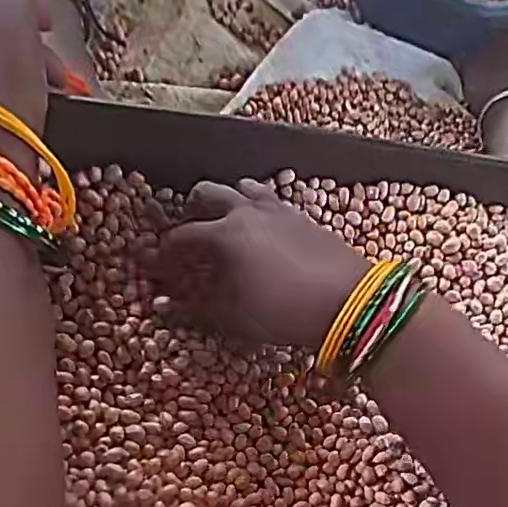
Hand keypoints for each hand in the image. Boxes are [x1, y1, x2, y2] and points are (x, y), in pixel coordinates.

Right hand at [156, 180, 369, 348]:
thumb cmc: (284, 313)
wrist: (347, 301)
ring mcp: (276, 208)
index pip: (182, 236)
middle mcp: (247, 210)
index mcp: (225, 234)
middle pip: (207, 194)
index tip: (160, 264)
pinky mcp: (299, 215)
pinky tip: (258, 230)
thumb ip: (196, 307)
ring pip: (240, 189)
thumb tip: (163, 305)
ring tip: (222, 226)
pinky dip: (253, 208)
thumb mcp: (234, 317)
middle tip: (187, 234)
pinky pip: (268, 200)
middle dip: (190, 211)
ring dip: (224, 202)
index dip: (166, 252)